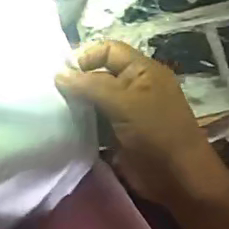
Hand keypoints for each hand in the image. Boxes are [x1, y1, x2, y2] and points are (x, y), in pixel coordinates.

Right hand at [55, 40, 228, 207]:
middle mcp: (133, 86)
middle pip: (98, 73)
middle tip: (51, 93)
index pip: (109, 50)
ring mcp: (125, 111)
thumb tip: (58, 74)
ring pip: (92, 98)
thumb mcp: (124, 102)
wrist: (177, 178)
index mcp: (142, 70)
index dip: (85, 56)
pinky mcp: (117, 133)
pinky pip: (93, 121)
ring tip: (53, 109)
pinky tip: (63, 126)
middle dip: (76, 81)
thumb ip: (90, 86)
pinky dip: (79, 122)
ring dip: (75, 103)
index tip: (61, 74)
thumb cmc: (156, 132)